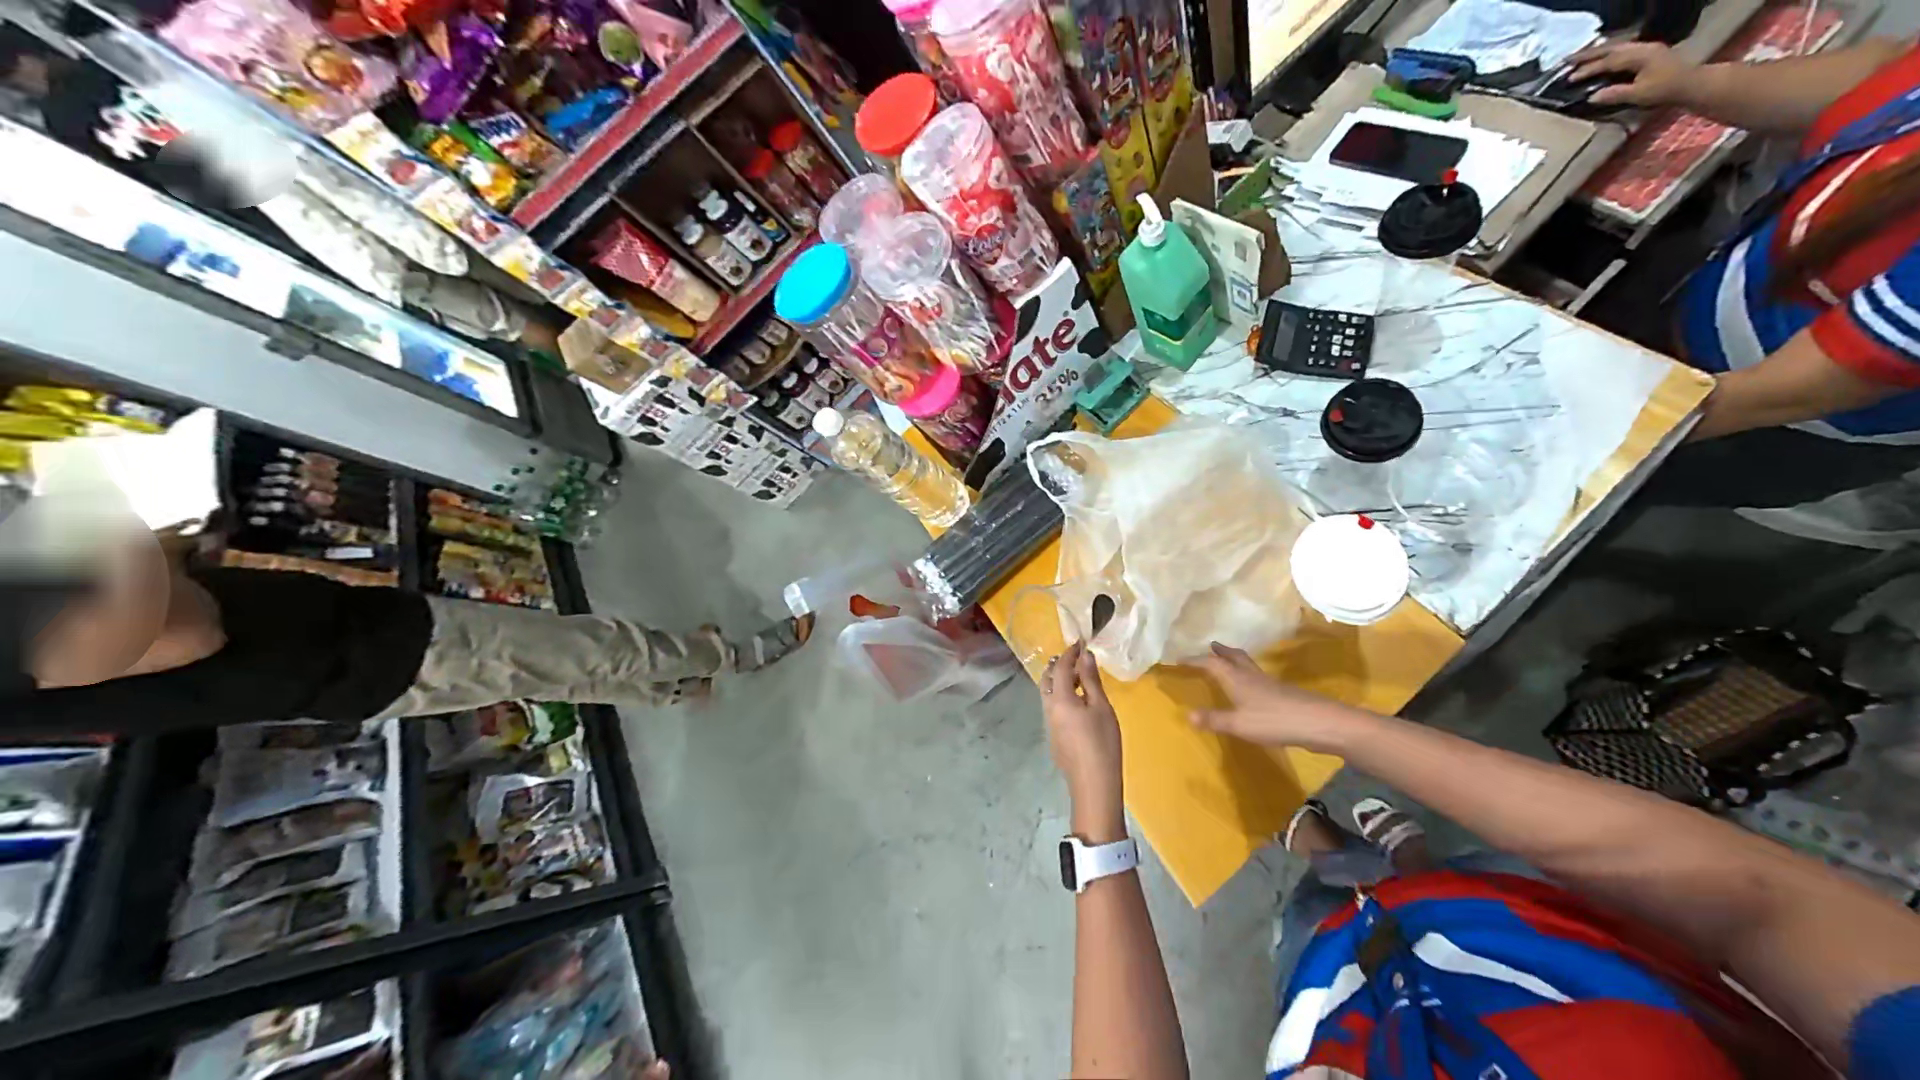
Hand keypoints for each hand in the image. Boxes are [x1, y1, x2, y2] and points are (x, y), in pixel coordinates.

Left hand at [1043, 641, 1124, 839]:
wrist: (1093, 784)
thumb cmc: (1102, 742)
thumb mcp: (1102, 708)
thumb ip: (1092, 680)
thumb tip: (1085, 655)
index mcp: (1060, 699)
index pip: (1062, 668)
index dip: (1070, 653)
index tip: (1080, 641)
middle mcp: (1048, 709)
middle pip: (1048, 680)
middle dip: (1059, 666)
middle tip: (1075, 658)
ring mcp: (1049, 725)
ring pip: (1048, 695)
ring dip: (1059, 682)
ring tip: (1078, 678)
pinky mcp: (1054, 738)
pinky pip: (1053, 708)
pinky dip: (1061, 697)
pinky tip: (1077, 704)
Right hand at [1188, 643, 1348, 752]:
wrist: (1320, 723)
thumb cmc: (1275, 720)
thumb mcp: (1239, 724)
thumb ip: (1214, 719)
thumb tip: (1187, 714)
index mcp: (1237, 679)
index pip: (1212, 663)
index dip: (1195, 659)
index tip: (1180, 659)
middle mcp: (1252, 676)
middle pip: (1234, 657)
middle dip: (1221, 651)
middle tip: (1211, 646)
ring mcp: (1270, 684)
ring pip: (1248, 666)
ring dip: (1235, 661)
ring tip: (1227, 662)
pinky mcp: (1283, 695)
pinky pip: (1258, 679)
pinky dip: (1248, 677)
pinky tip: (1251, 689)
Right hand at [1565, 40, 1698, 107]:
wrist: (1690, 83)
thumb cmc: (1665, 89)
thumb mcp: (1639, 94)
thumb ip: (1615, 94)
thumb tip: (1591, 97)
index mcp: (1641, 56)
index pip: (1609, 61)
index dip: (1589, 69)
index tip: (1570, 78)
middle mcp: (1643, 48)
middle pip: (1611, 49)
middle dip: (1589, 55)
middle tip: (1567, 61)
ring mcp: (1646, 48)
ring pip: (1617, 47)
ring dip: (1597, 53)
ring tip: (1579, 59)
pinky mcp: (1647, 53)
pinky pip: (1622, 49)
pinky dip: (1607, 53)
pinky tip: (1599, 58)